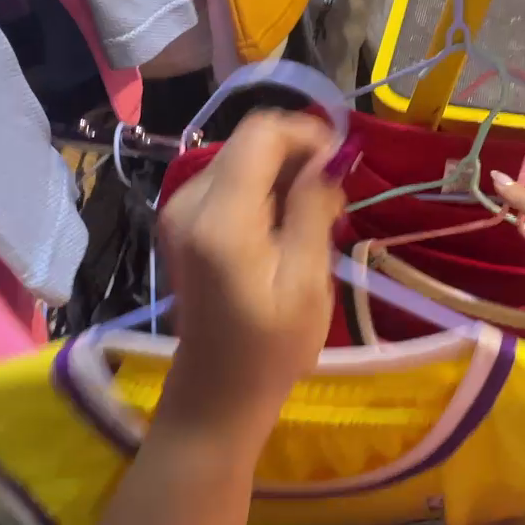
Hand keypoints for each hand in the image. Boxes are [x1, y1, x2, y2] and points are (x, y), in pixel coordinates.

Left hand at [157, 112, 347, 440]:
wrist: (218, 392)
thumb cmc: (272, 346)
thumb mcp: (306, 280)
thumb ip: (314, 208)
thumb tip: (333, 154)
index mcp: (221, 217)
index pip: (261, 132)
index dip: (307, 134)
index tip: (342, 165)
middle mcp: (190, 200)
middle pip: (251, 141)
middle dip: (299, 155)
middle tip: (334, 200)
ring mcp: (181, 209)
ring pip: (244, 157)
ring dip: (285, 173)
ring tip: (315, 216)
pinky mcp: (185, 220)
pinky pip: (232, 180)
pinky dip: (266, 189)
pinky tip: (286, 226)